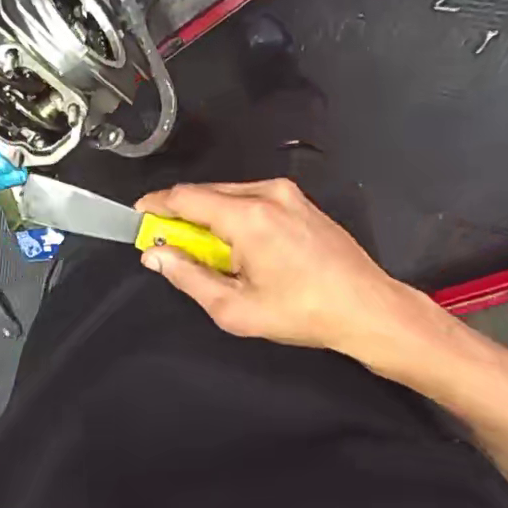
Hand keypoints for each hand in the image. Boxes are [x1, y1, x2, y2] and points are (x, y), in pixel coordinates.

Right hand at [135, 178, 433, 357]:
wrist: (367, 308)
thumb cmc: (304, 313)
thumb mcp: (235, 307)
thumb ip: (188, 277)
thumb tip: (155, 255)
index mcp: (250, 217)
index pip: (185, 197)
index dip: (155, 206)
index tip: (139, 219)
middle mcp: (268, 194)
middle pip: (205, 193)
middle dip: (180, 217)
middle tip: (169, 247)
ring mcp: (288, 194)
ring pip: (228, 195)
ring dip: (208, 219)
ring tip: (208, 256)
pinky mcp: (300, 201)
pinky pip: (252, 199)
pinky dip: (233, 217)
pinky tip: (237, 249)